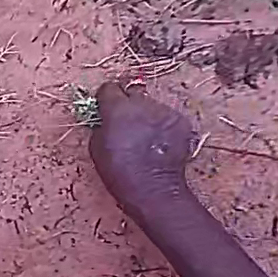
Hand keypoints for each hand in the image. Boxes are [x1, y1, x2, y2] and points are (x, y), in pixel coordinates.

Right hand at [89, 82, 195, 217]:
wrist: (152, 188)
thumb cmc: (118, 172)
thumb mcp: (96, 147)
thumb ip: (101, 125)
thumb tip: (105, 119)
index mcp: (117, 108)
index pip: (109, 88)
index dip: (106, 99)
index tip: (106, 108)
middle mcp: (142, 104)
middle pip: (132, 94)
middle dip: (128, 106)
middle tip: (126, 125)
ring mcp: (164, 112)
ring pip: (151, 106)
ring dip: (146, 116)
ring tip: (144, 139)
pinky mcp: (181, 122)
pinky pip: (167, 118)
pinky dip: (163, 127)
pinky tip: (158, 144)